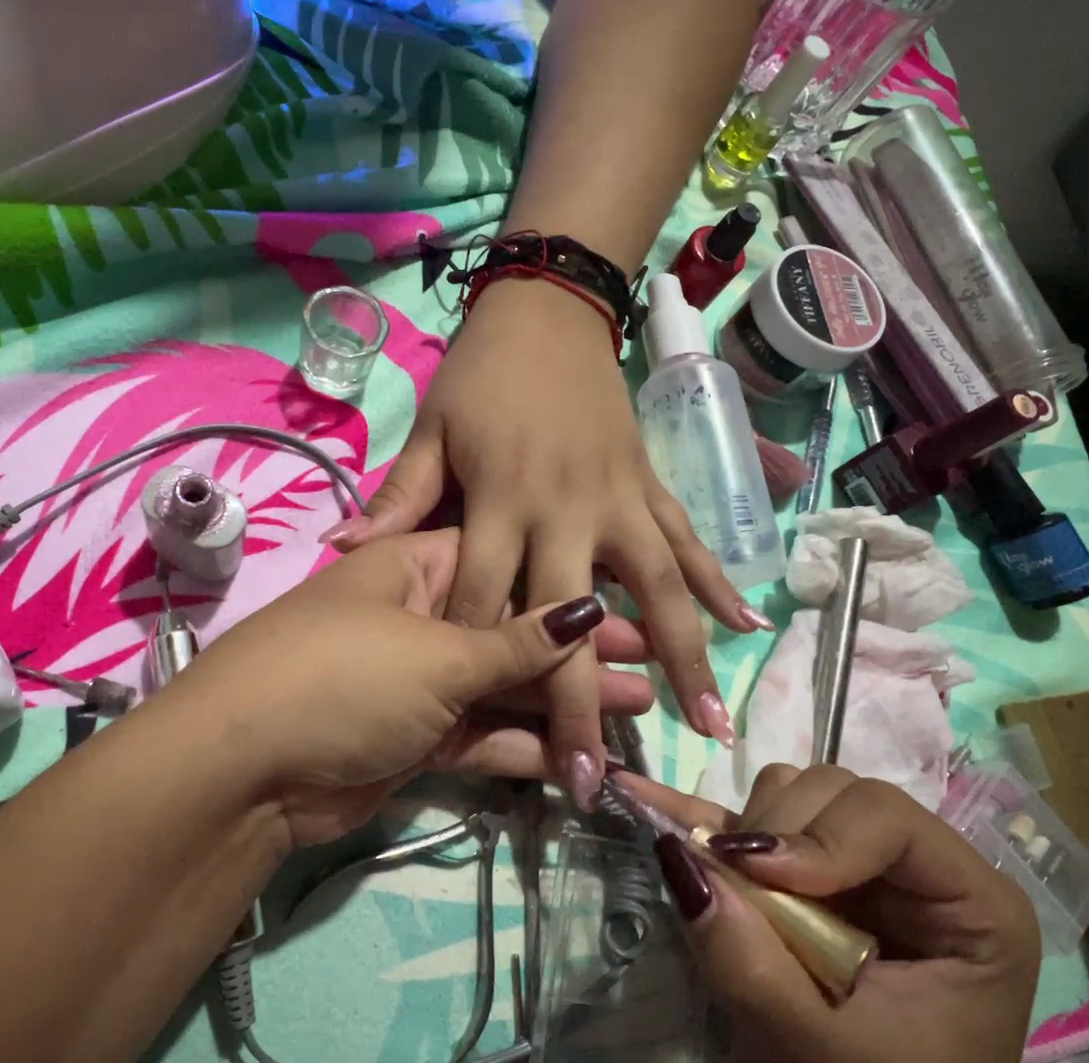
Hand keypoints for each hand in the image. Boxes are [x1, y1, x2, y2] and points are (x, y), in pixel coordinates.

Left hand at [165, 530, 656, 846]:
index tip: (630, 607)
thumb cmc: (345, 676)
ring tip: (635, 710)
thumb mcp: (435, 652)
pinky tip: (580, 759)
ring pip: (503, 688)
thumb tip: (587, 603)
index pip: (506, 567)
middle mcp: (420, 617)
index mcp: (415, 568)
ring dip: (562, 702)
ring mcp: (418, 682)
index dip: (568, 589)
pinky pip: (482, 736)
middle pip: (512, 631)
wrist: (245, 768)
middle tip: (648, 666)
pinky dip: (525, 748)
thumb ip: (516, 640)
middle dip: (576, 652)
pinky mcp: (416, 738)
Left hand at [322, 279, 769, 803]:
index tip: (489, 732)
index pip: (487, 597)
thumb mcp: (430, 432)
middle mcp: (564, 509)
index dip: (486, 664)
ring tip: (709, 724)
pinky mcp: (648, 486)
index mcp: (500, 499)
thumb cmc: (478, 376)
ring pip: (653, 587)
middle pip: (570, 617)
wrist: (547, 310)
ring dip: (682, 656)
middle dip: (581, 699)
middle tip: (599, 778)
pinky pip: (686, 539)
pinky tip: (747, 624)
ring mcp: (616, 499)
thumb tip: (341, 542)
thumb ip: (400, 498)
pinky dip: (716, 581)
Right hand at [620, 766, 1040, 1062]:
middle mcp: (914, 864)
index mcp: (968, 901)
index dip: (821, 835)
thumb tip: (679, 860)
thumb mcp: (824, 1047)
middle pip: (833, 793)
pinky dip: (700, 817)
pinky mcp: (802, 870)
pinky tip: (642, 793)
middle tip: (741, 895)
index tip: (763, 879)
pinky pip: (750, 820)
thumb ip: (755, 965)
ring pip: (789, 794)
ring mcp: (853, 860)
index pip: (888, 815)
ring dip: (745, 835)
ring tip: (729, 893)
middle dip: (775, 837)